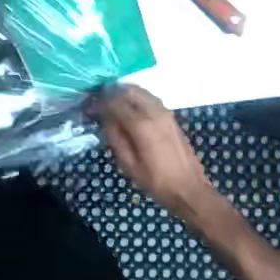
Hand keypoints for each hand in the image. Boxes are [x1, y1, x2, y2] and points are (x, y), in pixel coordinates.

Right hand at [93, 85, 221, 220]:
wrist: (190, 188)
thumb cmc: (157, 181)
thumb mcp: (129, 165)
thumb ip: (115, 139)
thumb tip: (106, 121)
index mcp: (141, 125)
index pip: (115, 103)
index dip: (99, 103)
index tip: (89, 109)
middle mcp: (154, 112)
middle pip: (129, 91)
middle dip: (112, 94)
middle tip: (100, 103)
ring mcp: (165, 112)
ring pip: (141, 92)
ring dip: (125, 95)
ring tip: (114, 106)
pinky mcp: (171, 117)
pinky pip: (150, 99)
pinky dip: (137, 99)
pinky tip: (131, 111)